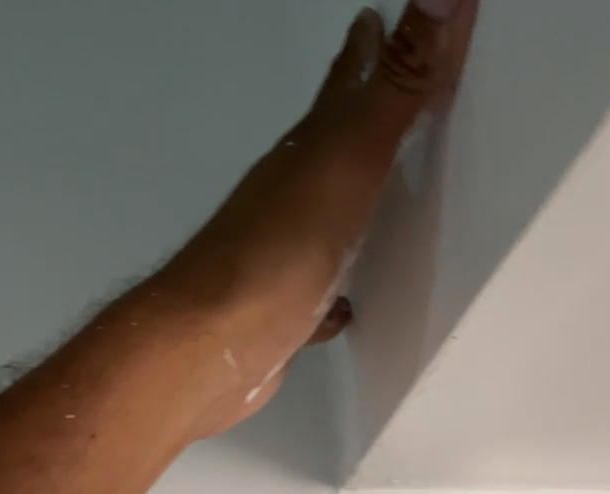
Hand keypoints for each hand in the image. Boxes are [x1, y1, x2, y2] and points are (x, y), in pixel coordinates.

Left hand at [156, 0, 478, 438]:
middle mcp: (290, 198)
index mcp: (307, 155)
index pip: (344, 88)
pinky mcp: (284, 311)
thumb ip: (394, 86)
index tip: (374, 19)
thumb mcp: (347, 159)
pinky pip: (320, 292)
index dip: (366, 51)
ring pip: (325, 217)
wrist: (215, 345)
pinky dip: (337, 292)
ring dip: (350, 202)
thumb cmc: (280, 252)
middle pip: (330, 146)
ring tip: (378, 196)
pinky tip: (346, 304)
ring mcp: (283, 256)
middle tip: (376, 88)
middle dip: (354, 115)